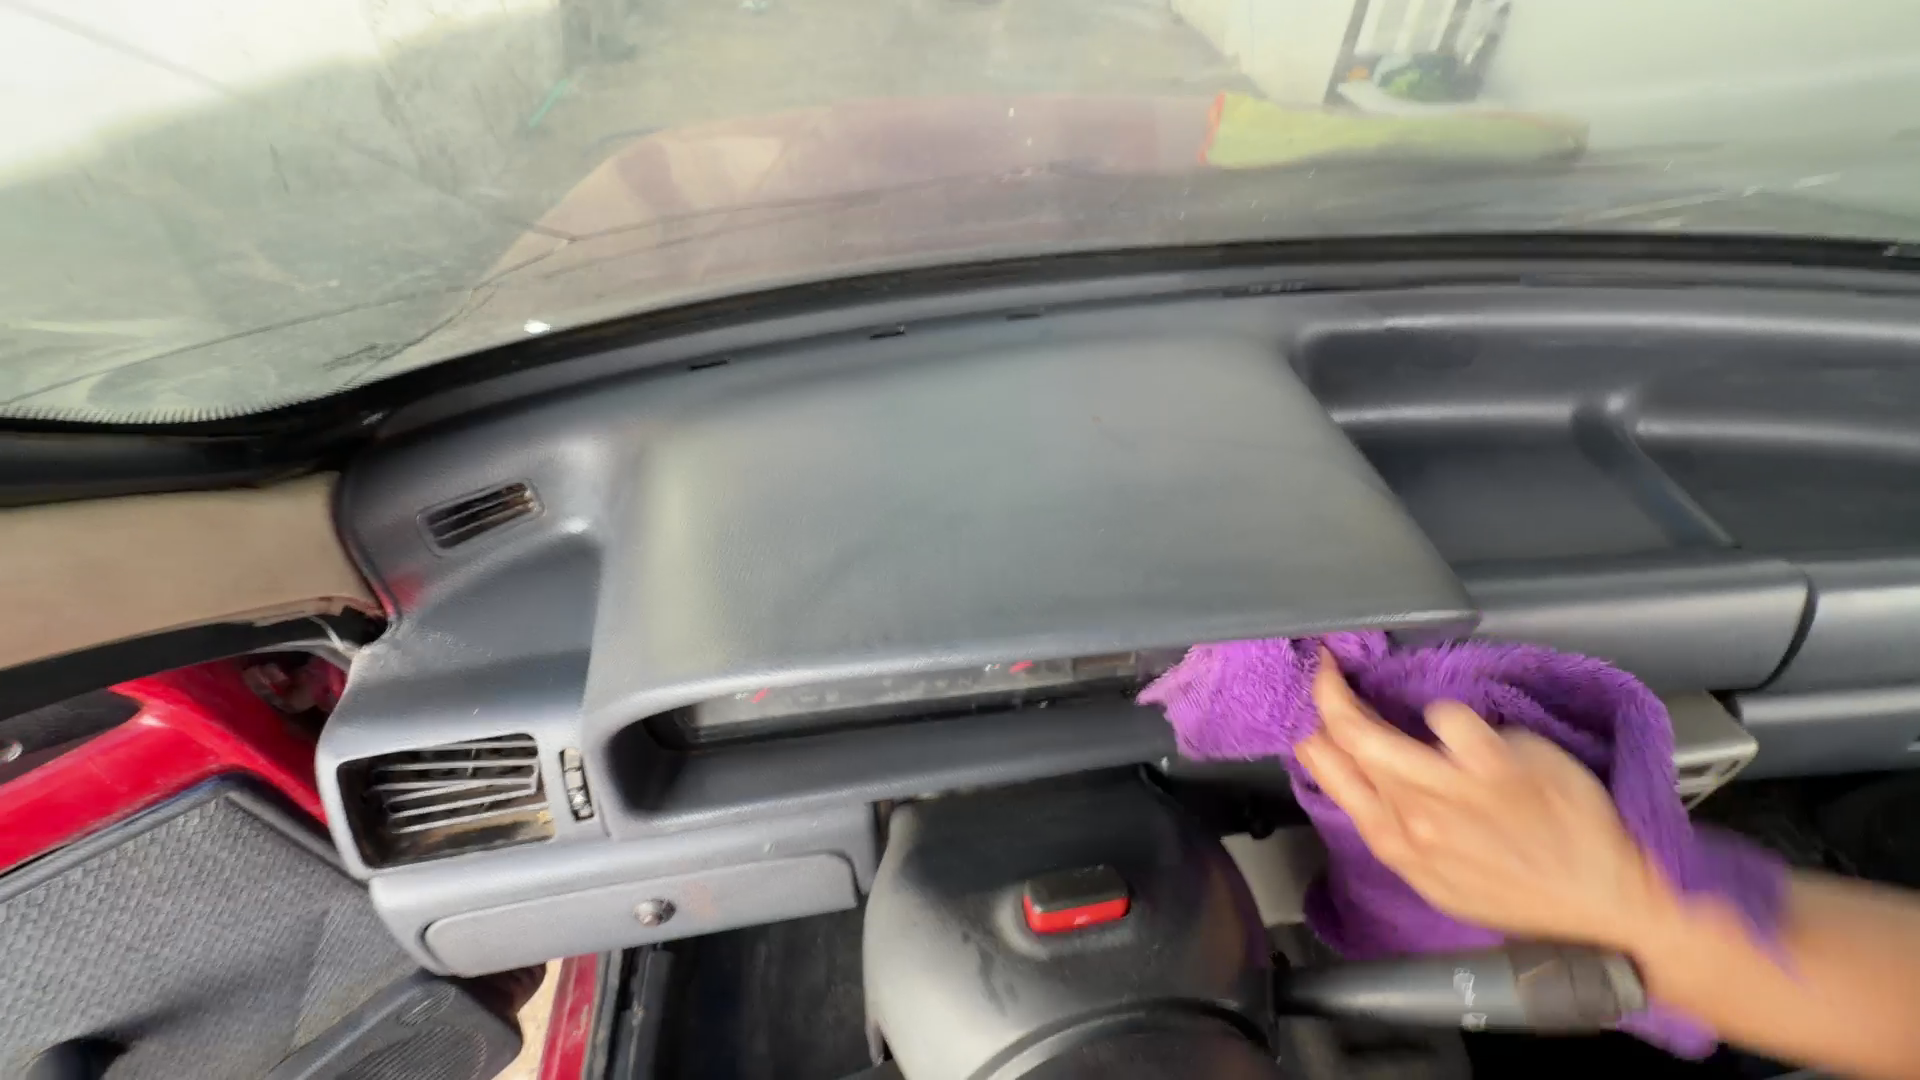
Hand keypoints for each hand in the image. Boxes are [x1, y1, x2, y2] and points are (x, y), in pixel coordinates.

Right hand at [1297, 649, 1675, 950]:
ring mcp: (1450, 791)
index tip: (1305, 702)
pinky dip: (1449, 718)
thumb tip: (1358, 765)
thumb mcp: (1432, 873)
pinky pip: (1449, 718)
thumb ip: (1391, 819)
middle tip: (1325, 668)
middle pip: (1340, 739)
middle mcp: (1409, 815)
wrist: (1608, 908)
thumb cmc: (1514, 889)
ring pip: (1372, 729)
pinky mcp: (1496, 768)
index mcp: (1391, 839)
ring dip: (1364, 695)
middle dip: (1324, 694)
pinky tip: (1466, 734)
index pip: (1323, 768)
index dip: (1305, 727)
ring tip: (1373, 683)